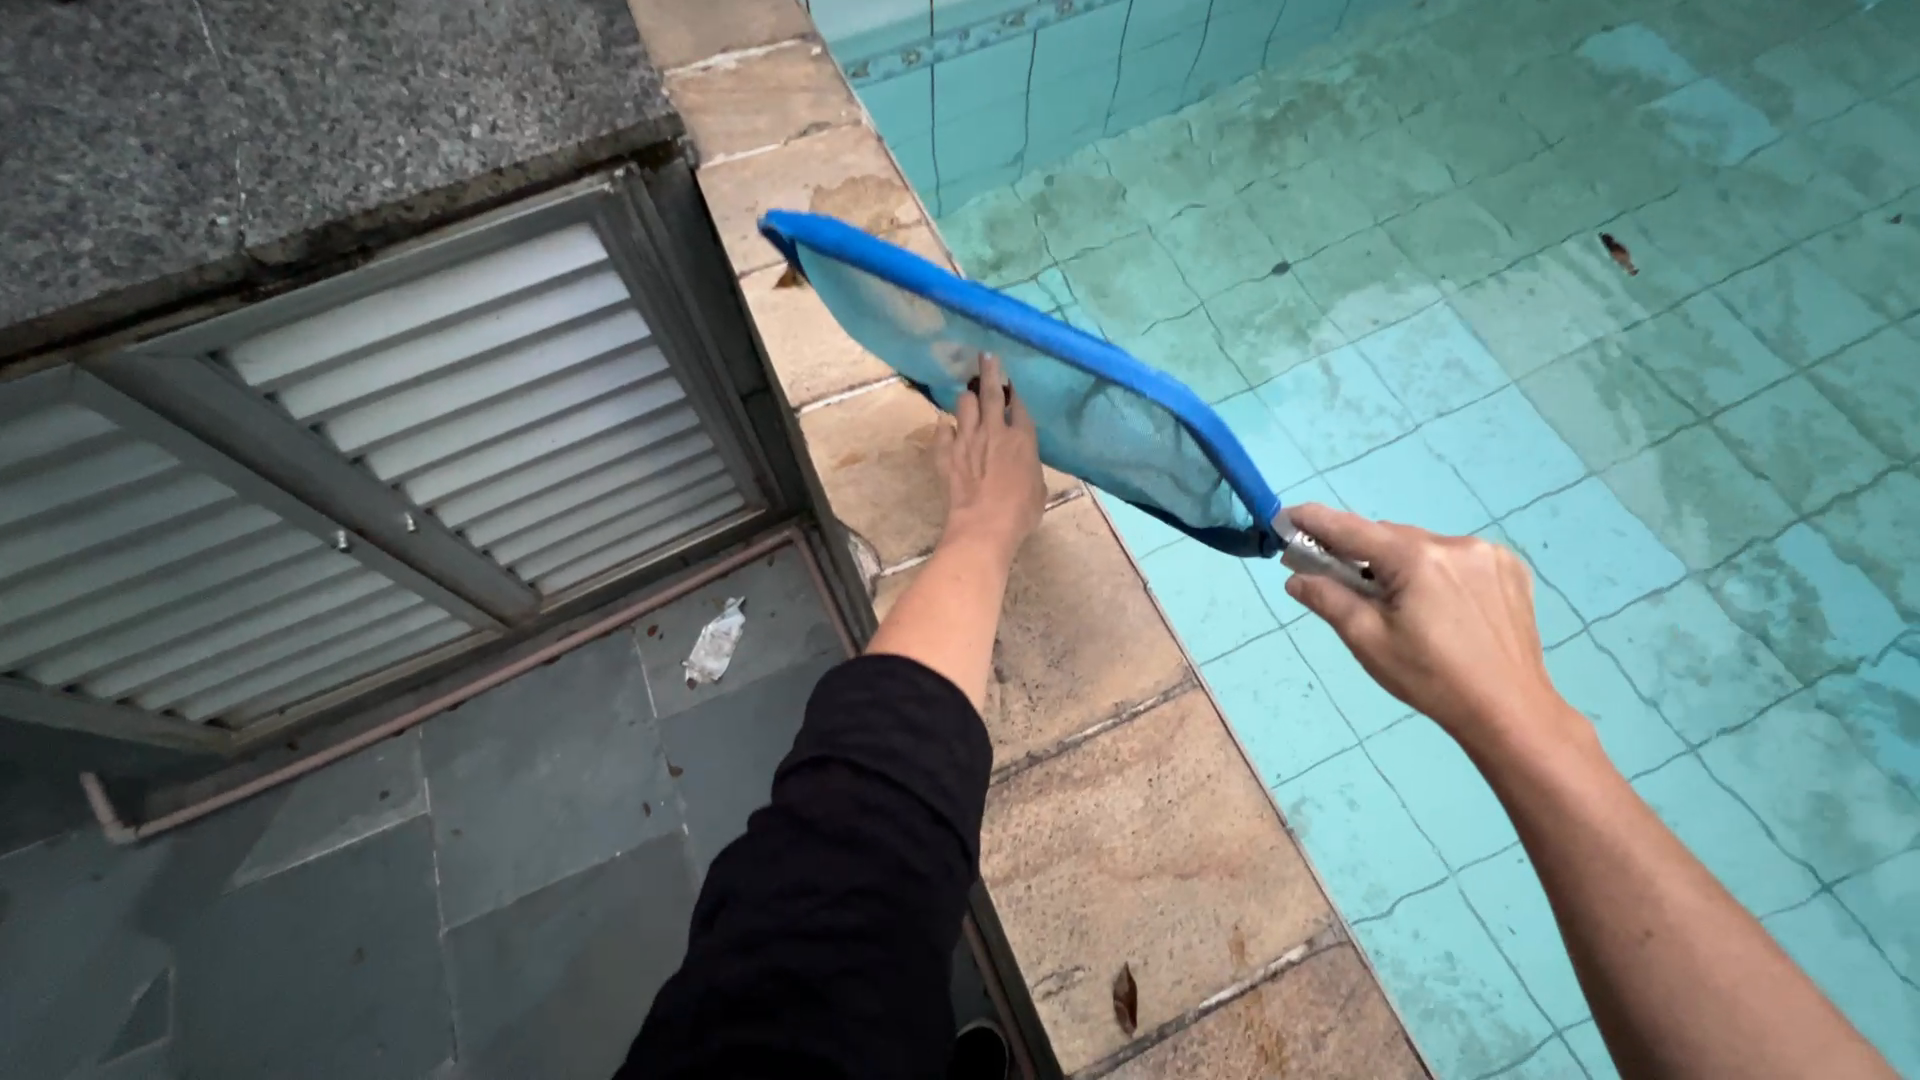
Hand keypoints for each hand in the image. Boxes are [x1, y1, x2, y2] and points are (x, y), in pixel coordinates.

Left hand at [935, 355, 1045, 562]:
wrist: (984, 526)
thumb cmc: (1020, 513)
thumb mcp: (1039, 489)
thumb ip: (1031, 468)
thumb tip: (1024, 463)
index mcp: (1023, 439)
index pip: (1019, 405)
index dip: (1014, 392)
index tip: (1010, 383)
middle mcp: (994, 431)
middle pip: (991, 392)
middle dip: (989, 371)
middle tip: (986, 356)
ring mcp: (967, 440)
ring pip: (964, 404)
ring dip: (966, 397)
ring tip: (967, 395)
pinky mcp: (946, 453)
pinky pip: (942, 430)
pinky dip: (945, 427)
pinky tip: (947, 427)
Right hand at [1282, 504, 1592, 758]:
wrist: (1509, 710)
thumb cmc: (1429, 678)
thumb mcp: (1367, 640)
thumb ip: (1328, 599)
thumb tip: (1296, 578)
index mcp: (1416, 559)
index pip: (1351, 529)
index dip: (1313, 520)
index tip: (1286, 518)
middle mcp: (1455, 544)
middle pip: (1387, 537)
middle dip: (1357, 552)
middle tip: (1335, 578)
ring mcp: (1488, 554)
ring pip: (1420, 546)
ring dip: (1396, 563)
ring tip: (1393, 602)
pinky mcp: (1510, 570)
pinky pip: (1454, 557)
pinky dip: (1432, 570)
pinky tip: (1435, 604)